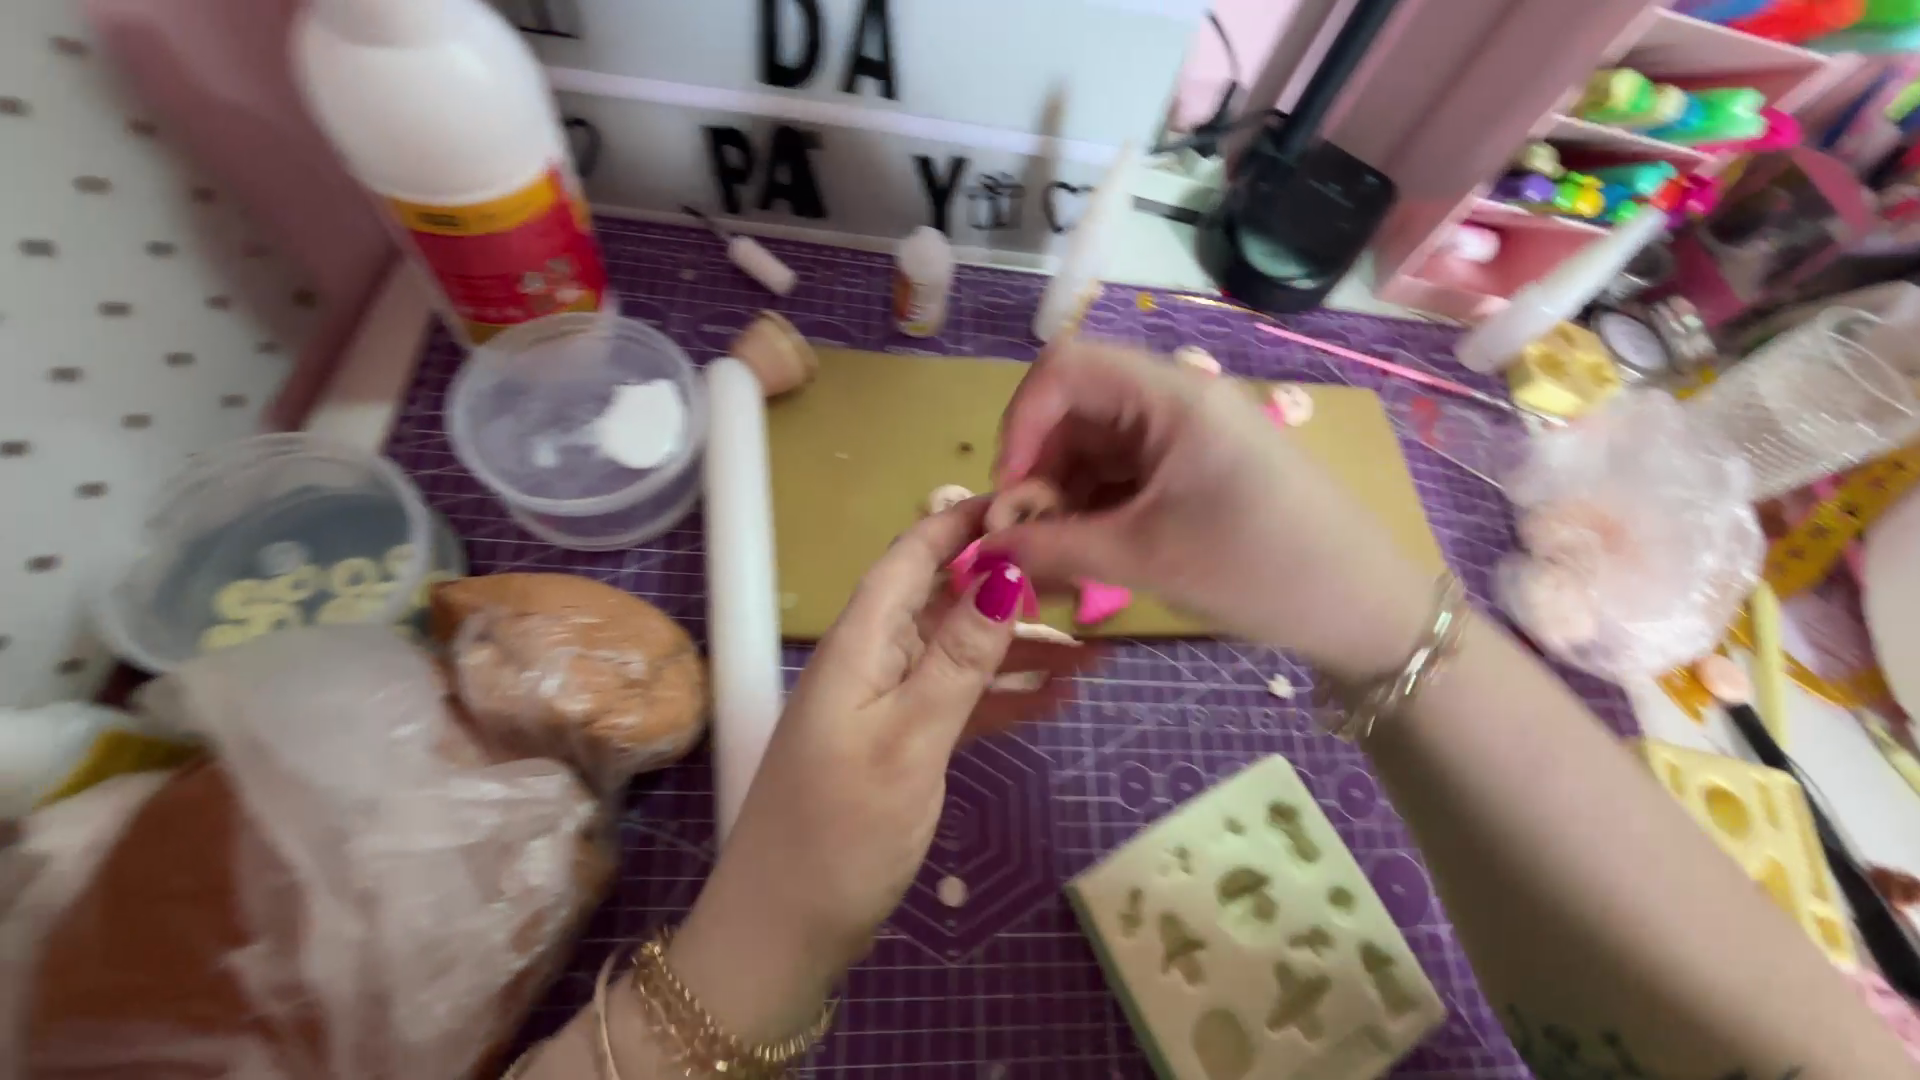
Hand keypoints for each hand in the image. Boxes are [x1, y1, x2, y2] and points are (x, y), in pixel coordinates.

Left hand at [667, 500, 1073, 1040]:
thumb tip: (1002, 572)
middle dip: (1010, 587)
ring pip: (964, 656)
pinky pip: (963, 704)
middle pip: (947, 602)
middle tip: (1083, 580)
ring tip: (1097, 650)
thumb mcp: (909, 738)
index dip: (963, 523)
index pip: (912, 557)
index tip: (1027, 501)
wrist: (786, 931)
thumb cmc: (842, 830)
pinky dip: (1007, 698)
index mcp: (862, 642)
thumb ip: (957, 657)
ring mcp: (890, 704)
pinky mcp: (905, 744)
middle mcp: (875, 660)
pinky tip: (1061, 698)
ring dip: (1022, 651)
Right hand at [990, 340, 1430, 678]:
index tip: (1010, 492)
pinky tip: (1091, 548)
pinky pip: (1127, 472)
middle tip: (1028, 535)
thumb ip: (1052, 548)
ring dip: (1065, 492)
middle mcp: (1177, 400)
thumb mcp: (1144, 558)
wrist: (1366, 610)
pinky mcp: (1198, 467)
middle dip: (1040, 469)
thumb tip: (983, 551)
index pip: (1064, 367)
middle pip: (1077, 409)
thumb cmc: (1258, 569)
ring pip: (1098, 445)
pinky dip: (1097, 505)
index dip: (1021, 422)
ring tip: (1058, 551)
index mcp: (1170, 396)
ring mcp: (1190, 435)